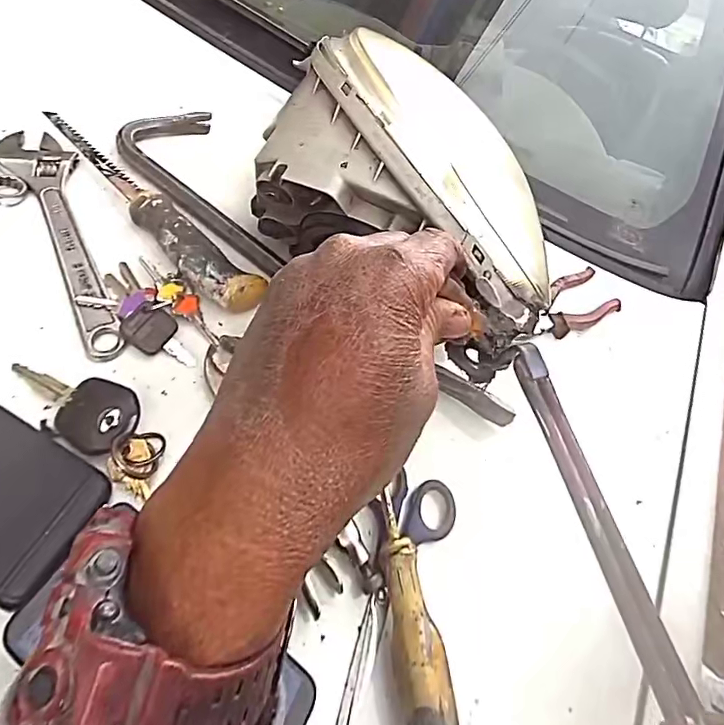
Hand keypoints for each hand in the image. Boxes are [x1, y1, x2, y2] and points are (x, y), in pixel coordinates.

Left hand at [128, 231, 473, 664]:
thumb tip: (438, 319)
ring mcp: (302, 278)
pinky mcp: (275, 299)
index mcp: (390, 273)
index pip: (440, 246)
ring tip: (392, 343)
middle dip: (420, 284)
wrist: (264, 478)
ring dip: (380, 295)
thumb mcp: (418, 385)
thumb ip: (432, 334)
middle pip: (398, 252)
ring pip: (358, 267)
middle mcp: (342, 262)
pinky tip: (356, 347)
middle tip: (434, 322)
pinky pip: (325, 285)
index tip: (459, 291)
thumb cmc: (332, 446)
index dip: (458, 272)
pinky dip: (344, 304)